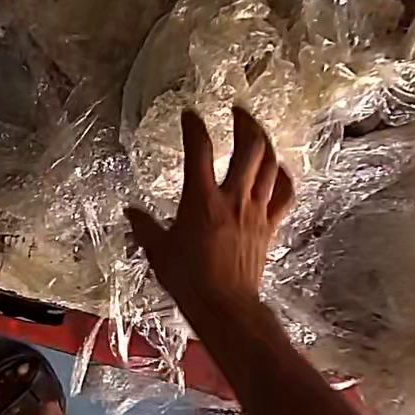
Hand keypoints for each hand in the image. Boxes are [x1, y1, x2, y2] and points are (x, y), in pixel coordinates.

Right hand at [126, 106, 294, 329]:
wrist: (225, 305)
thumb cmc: (189, 279)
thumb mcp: (158, 251)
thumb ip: (144, 227)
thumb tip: (130, 212)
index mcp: (201, 200)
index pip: (198, 150)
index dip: (194, 126)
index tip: (189, 114)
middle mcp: (232, 198)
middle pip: (248, 148)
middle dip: (245, 122)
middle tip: (236, 110)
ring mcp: (255, 211)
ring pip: (270, 165)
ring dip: (265, 142)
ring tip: (257, 130)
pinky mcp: (269, 226)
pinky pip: (284, 195)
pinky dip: (284, 177)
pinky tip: (280, 169)